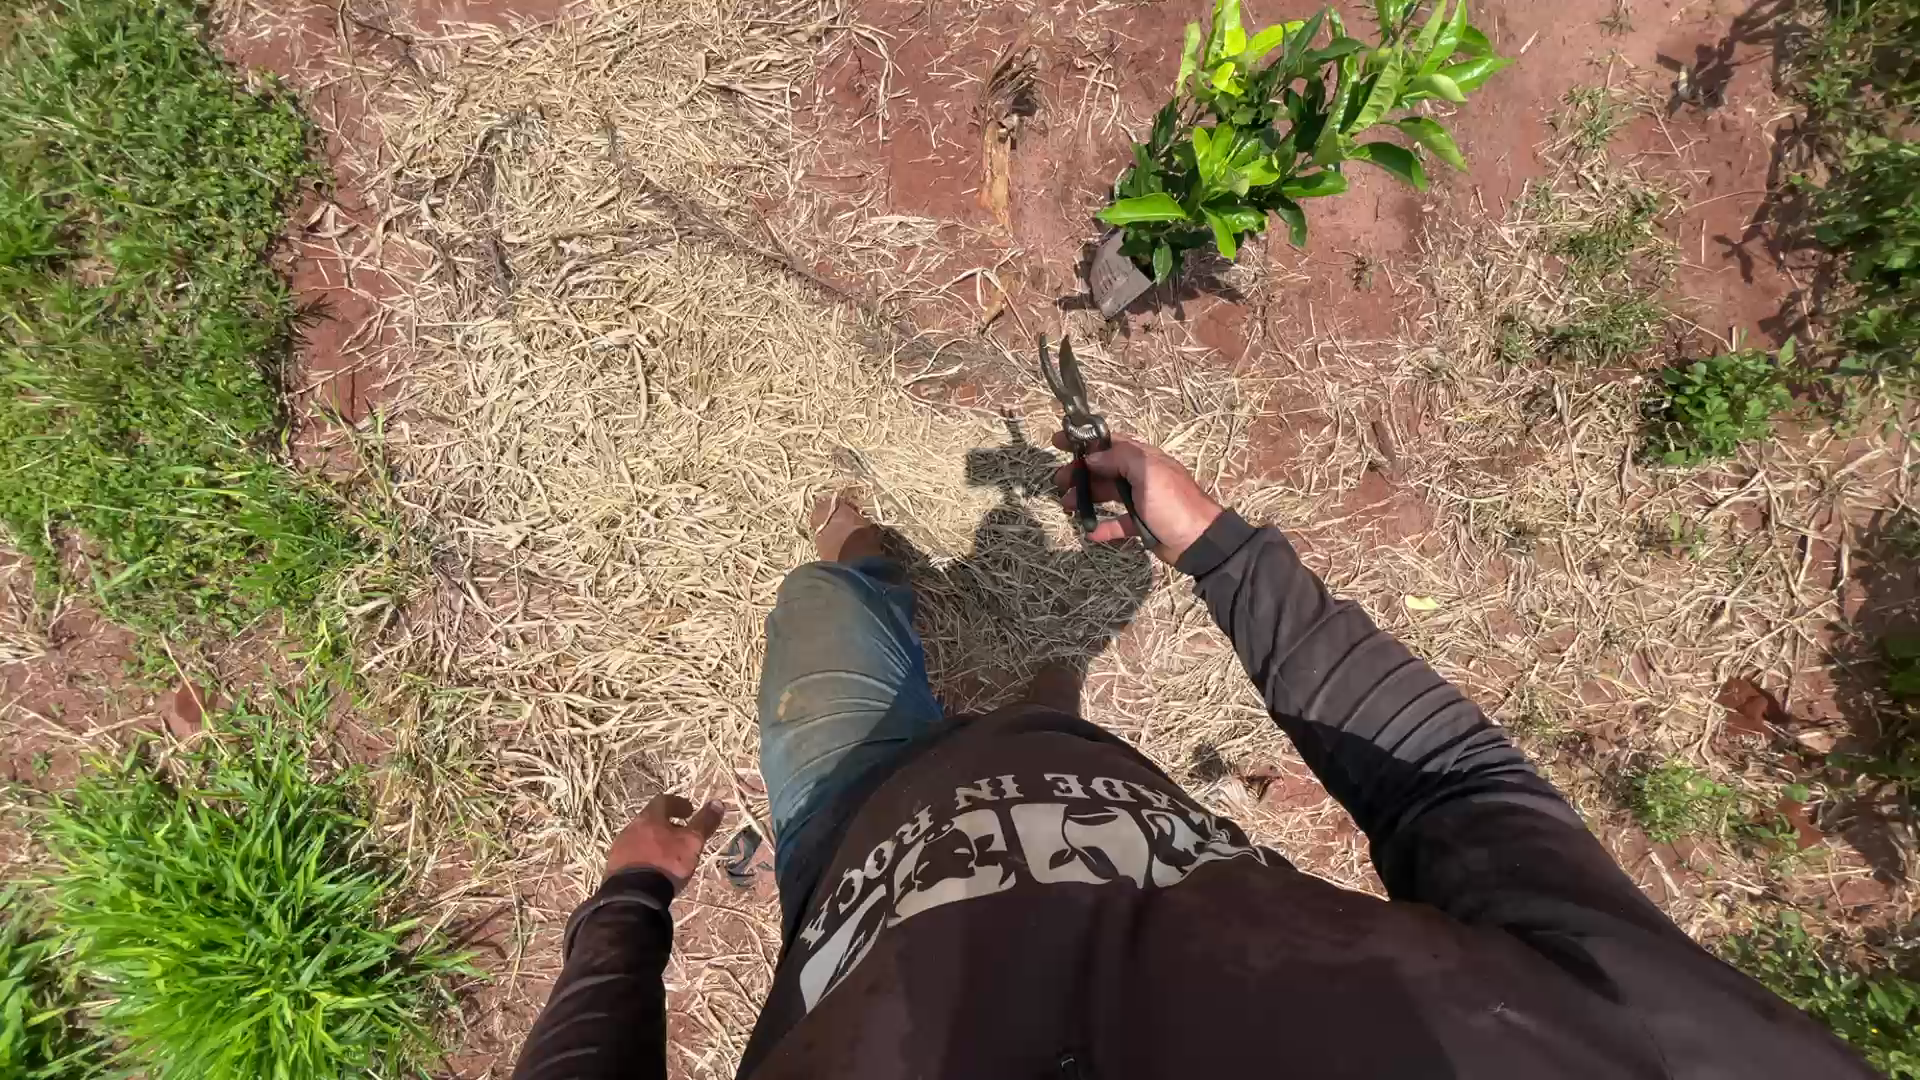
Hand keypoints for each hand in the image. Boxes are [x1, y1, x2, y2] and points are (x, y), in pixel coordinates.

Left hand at [605, 794, 725, 888]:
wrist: (633, 897)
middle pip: (649, 819)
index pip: (663, 801)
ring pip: (639, 838)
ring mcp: (619, 849)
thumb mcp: (692, 842)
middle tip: (680, 833)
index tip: (689, 812)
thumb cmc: (666, 863)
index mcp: (649, 818)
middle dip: (665, 824)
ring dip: (653, 841)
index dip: (678, 804)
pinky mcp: (612, 869)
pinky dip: (643, 857)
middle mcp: (631, 829)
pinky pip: (630, 856)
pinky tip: (652, 869)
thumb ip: (704, 822)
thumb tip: (717, 803)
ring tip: (666, 854)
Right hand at [1052, 432, 1222, 564]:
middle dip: (1079, 472)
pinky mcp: (1140, 523)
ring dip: (1085, 497)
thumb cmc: (1172, 503)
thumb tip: (1092, 458)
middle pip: (1102, 469)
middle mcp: (1139, 476)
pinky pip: (1116, 522)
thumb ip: (1120, 459)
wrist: (1199, 541)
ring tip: (1066, 504)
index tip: (1058, 442)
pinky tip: (1089, 531)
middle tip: (1058, 481)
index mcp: (1142, 458)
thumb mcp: (1148, 473)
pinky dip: (1102, 526)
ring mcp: (1140, 500)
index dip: (1083, 441)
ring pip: (1106, 494)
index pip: (1108, 442)